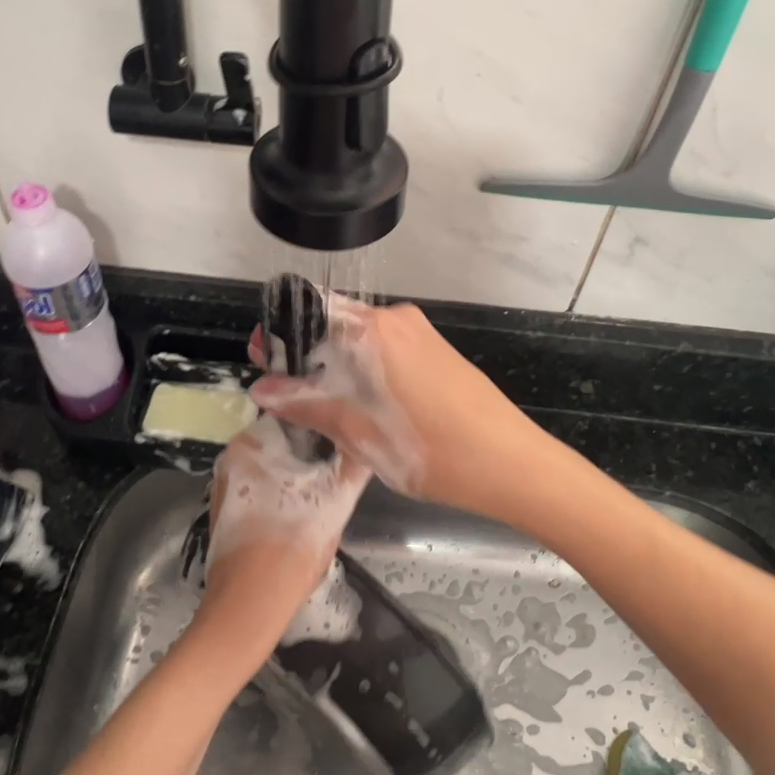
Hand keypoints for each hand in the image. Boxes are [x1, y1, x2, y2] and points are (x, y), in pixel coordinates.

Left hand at [199, 417, 370, 645]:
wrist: (249, 603)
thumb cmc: (293, 543)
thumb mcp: (336, 499)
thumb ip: (355, 462)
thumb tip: (372, 434)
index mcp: (252, 440)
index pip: (296, 415)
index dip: (324, 426)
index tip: (346, 440)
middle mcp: (232, 454)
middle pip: (283, 441)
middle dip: (309, 453)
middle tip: (338, 469)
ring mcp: (225, 483)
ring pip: (272, 466)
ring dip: (295, 475)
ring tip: (324, 489)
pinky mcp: (226, 509)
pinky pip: (260, 488)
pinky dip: (279, 493)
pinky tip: (300, 510)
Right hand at [246, 298, 563, 521]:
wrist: (512, 465)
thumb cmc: (434, 451)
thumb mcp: (360, 433)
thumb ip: (307, 405)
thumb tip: (263, 390)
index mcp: (374, 330)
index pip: (310, 310)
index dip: (280, 335)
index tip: (263, 363)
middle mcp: (396, 320)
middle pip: (333, 322)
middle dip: (305, 354)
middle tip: (284, 393)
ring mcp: (418, 333)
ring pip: (358, 339)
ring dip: (333, 364)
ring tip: (318, 406)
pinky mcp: (434, 351)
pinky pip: (383, 350)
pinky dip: (361, 369)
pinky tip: (358, 405)